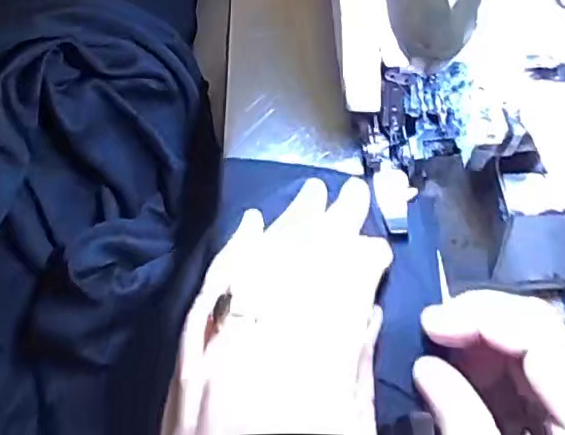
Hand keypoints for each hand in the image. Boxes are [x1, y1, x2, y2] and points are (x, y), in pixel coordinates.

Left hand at [167, 177, 392, 434]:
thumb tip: (364, 314)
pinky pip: (210, 293)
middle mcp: (257, 353)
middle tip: (357, 190)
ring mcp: (212, 355)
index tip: (381, 248)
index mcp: (308, 375)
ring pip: (256, 269)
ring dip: (287, 227)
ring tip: (312, 194)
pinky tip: (250, 225)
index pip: (341, 292)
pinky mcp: (183, 367)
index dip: (364, 262)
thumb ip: (356, 373)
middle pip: (300, 269)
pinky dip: (232, 254)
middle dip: (333, 226)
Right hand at [412, 290, 564, 434]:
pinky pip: (545, 393)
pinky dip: (504, 385)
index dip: (481, 313)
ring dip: (488, 353)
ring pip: (542, 360)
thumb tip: (427, 368)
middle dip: (481, 327)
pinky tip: (470, 391)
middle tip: (430, 336)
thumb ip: (465, 427)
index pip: (539, 331)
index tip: (429, 321)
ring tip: (441, 358)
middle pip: (543, 336)